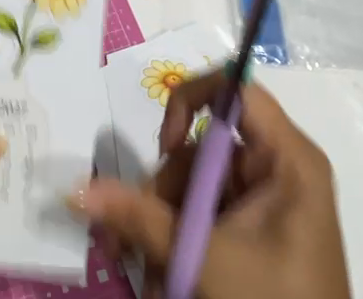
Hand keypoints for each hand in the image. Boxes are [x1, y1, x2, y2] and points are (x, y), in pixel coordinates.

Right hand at [69, 73, 348, 298]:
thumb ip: (138, 217)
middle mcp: (275, 171)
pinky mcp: (251, 232)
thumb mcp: (203, 258)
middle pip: (202, 146)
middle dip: (163, 189)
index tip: (164, 143)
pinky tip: (161, 271)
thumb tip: (75, 189)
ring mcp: (262, 203)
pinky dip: (175, 236)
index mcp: (287, 161)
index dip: (194, 99)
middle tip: (132, 228)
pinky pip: (201, 214)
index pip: (237, 92)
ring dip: (161, 219)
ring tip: (140, 261)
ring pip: (193, 183)